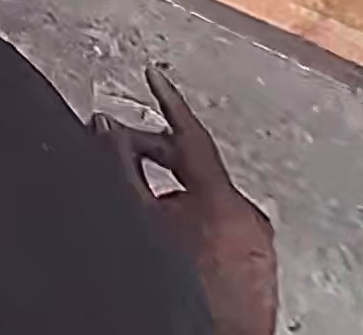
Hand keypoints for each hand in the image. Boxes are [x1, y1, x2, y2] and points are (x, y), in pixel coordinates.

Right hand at [94, 66, 277, 334]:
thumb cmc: (179, 285)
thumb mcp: (136, 212)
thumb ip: (119, 160)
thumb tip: (105, 126)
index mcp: (225, 201)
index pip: (190, 135)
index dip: (167, 100)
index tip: (153, 76)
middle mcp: (249, 219)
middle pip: (190, 163)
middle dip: (149, 151)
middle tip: (111, 144)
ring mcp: (256, 244)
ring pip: (199, 192)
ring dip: (163, 182)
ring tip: (132, 188)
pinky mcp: (253, 263)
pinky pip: (212, 216)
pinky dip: (182, 206)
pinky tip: (158, 217)